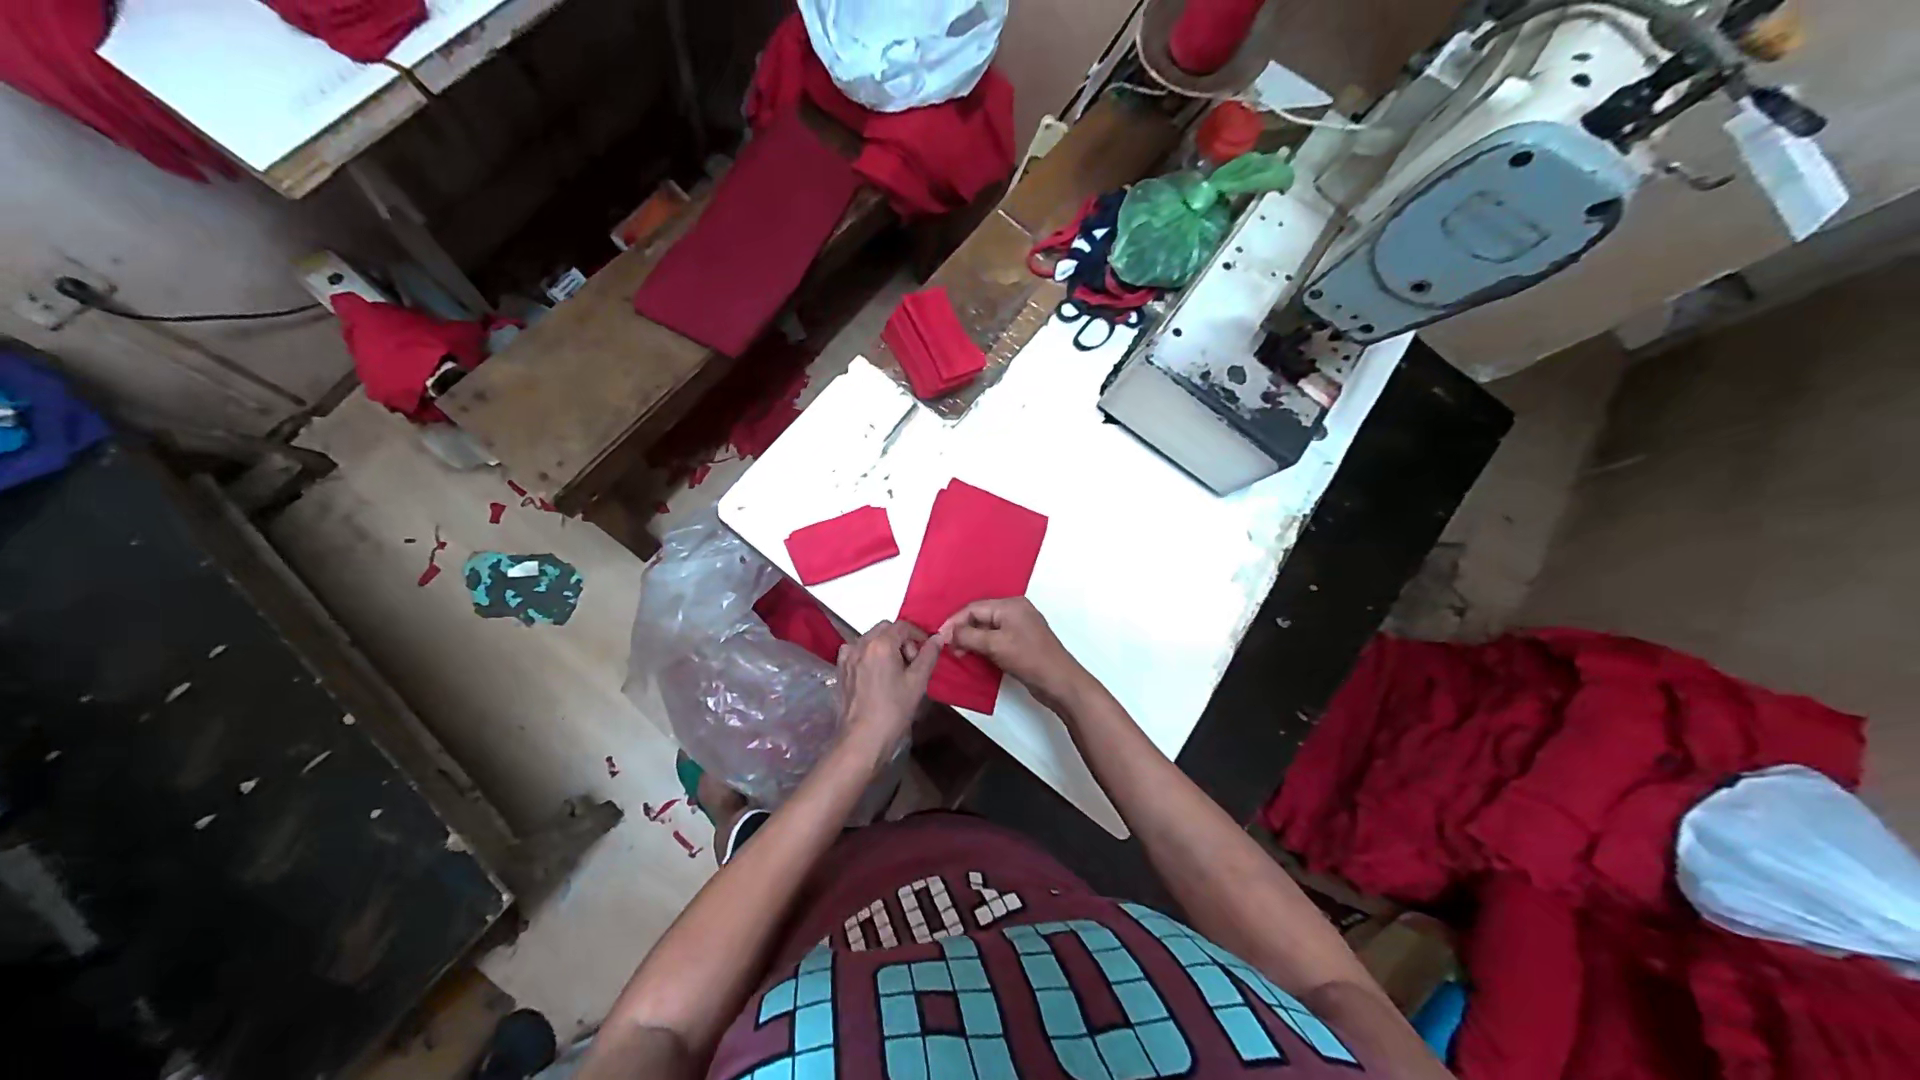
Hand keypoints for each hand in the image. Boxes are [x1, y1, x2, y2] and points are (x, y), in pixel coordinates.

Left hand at [836, 621, 940, 752]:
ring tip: (894, 670)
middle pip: (885, 629)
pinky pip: (856, 652)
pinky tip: (875, 673)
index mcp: (881, 643)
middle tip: (911, 663)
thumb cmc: (894, 710)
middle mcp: (861, 644)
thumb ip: (929, 655)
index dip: (918, 635)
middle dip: (901, 640)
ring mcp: (847, 657)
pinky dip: (868, 655)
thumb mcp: (917, 681)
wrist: (863, 738)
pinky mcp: (840, 669)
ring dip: (885, 647)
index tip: (926, 651)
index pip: (903, 626)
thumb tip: (938, 637)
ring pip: (870, 639)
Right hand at [937, 598, 1090, 711]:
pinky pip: (996, 639)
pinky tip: (974, 656)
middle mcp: (1015, 611)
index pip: (974, 608)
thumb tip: (948, 633)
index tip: (940, 638)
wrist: (1060, 682)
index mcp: (1011, 605)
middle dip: (963, 631)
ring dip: (972, 640)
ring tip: (959, 654)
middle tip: (949, 648)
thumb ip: (969, 636)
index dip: (955, 622)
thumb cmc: (1029, 659)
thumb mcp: (995, 645)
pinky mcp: (1021, 642)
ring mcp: (1020, 627)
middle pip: (980, 616)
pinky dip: (983, 646)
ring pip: (987, 628)